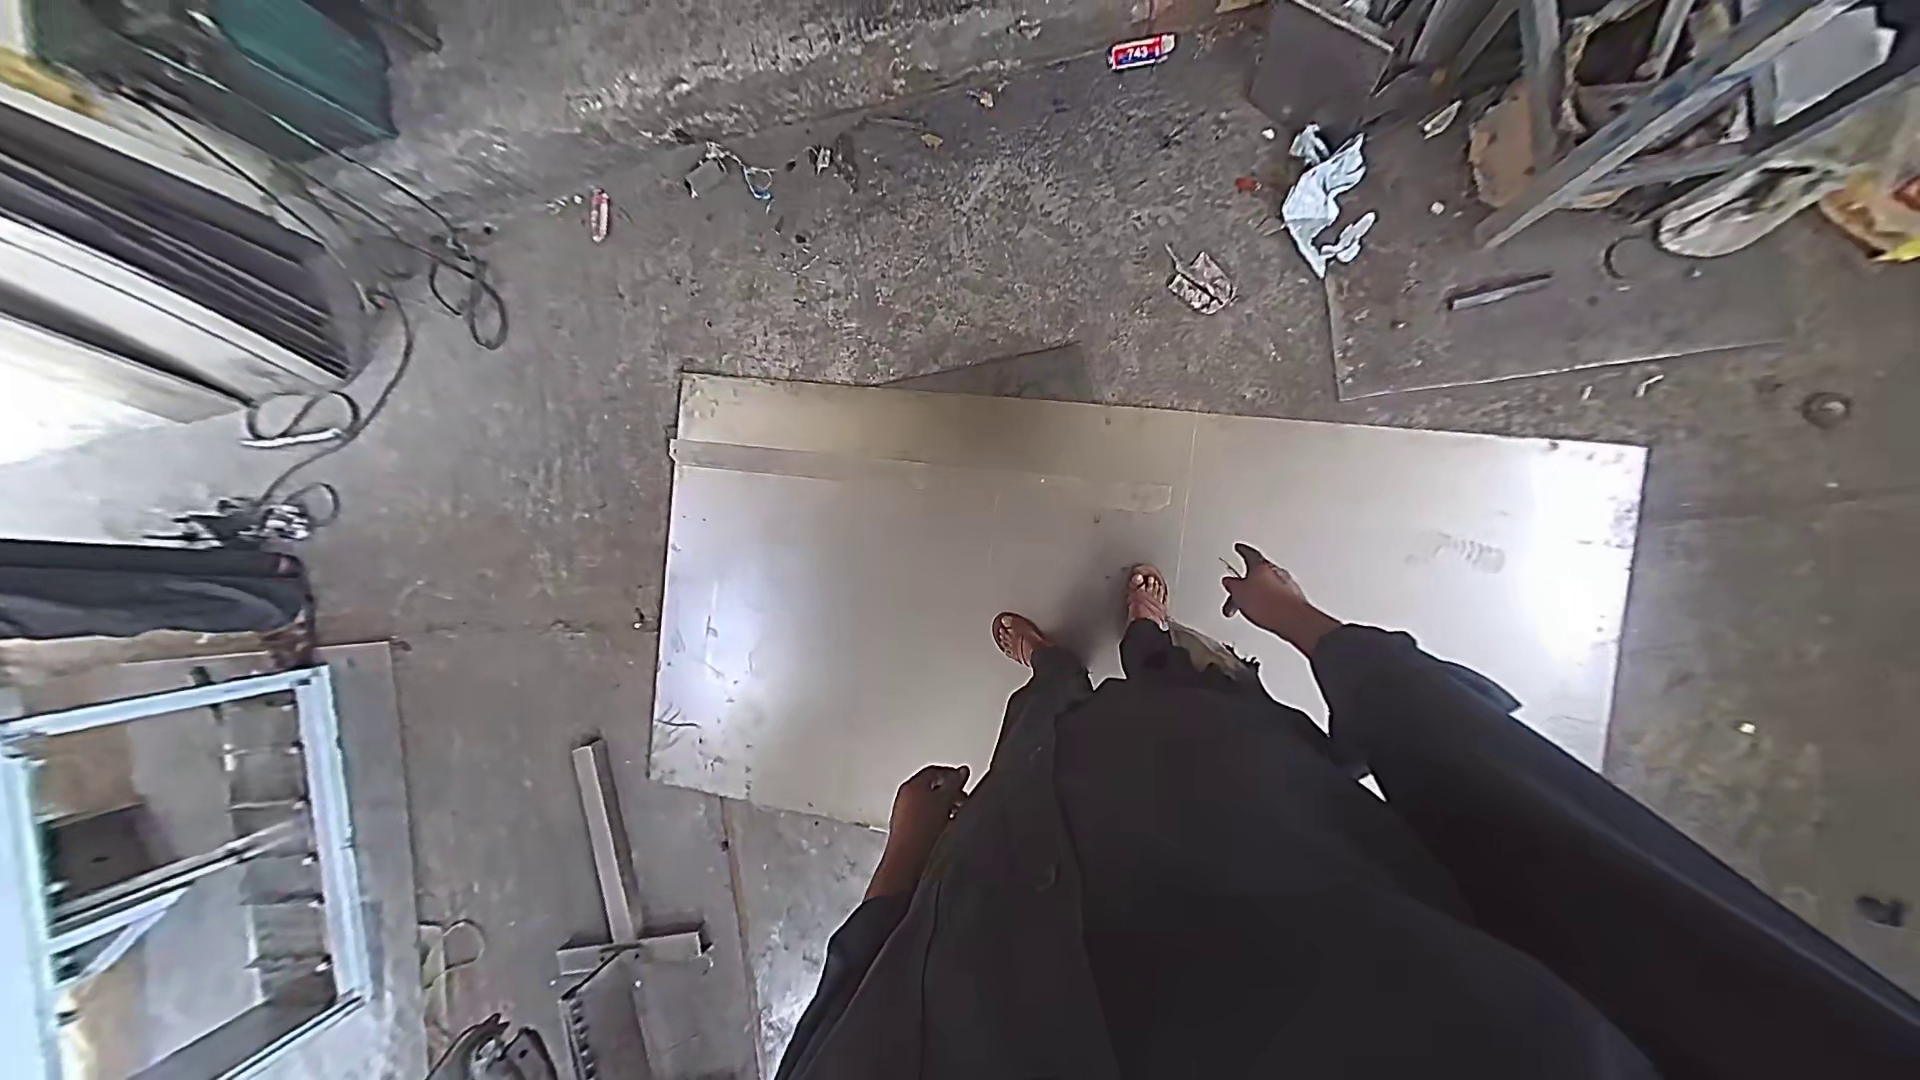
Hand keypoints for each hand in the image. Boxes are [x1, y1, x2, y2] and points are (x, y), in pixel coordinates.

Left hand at [867, 765, 968, 897]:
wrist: (907, 865)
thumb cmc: (922, 832)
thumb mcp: (945, 801)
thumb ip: (954, 783)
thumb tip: (962, 771)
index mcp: (912, 786)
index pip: (934, 772)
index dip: (952, 774)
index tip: (964, 779)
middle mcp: (905, 798)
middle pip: (931, 788)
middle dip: (949, 792)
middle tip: (964, 799)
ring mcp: (904, 816)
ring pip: (929, 805)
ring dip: (945, 808)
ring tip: (958, 816)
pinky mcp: (907, 832)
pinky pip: (925, 820)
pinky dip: (938, 820)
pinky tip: (947, 830)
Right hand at [1220, 543, 1340, 654]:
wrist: (1292, 620)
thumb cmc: (1268, 604)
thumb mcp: (1238, 593)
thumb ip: (1232, 584)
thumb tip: (1229, 582)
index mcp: (1261, 566)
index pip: (1249, 553)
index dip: (1242, 551)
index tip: (1239, 548)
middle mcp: (1276, 572)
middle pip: (1257, 573)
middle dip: (1245, 583)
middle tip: (1236, 591)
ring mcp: (1287, 585)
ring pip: (1266, 586)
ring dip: (1256, 594)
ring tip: (1247, 607)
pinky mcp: (1293, 599)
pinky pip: (1276, 596)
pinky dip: (1268, 601)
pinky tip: (1262, 612)